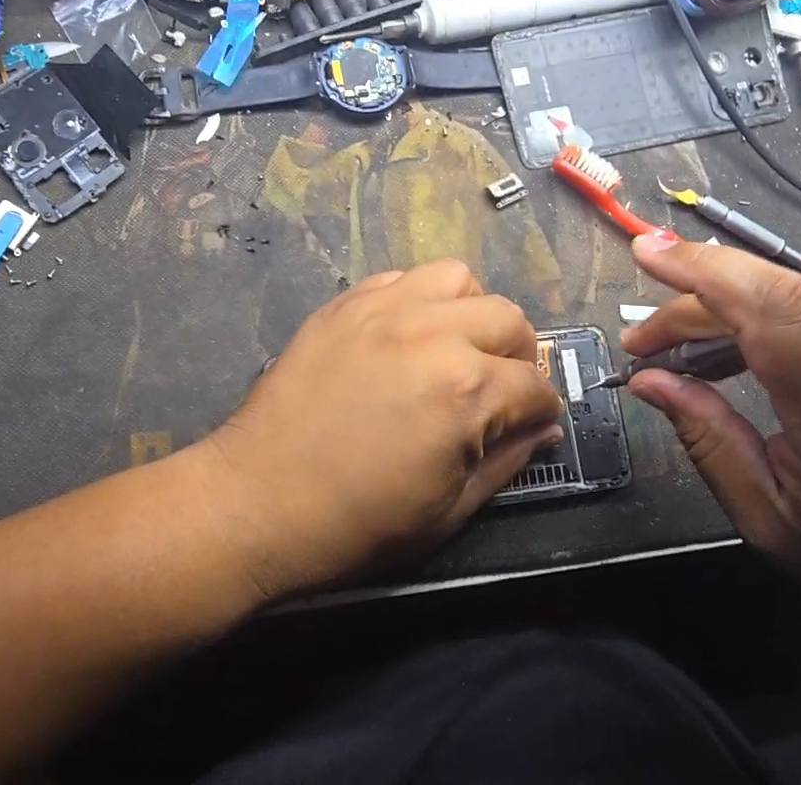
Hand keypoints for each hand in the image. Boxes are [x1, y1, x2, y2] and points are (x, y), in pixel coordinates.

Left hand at [192, 259, 561, 601]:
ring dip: (472, 312)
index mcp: (466, 390)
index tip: (532, 425)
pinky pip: (402, 278)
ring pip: (458, 279)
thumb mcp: (449, 509)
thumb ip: (507, 460)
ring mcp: (384, 309)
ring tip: (456, 347)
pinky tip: (408, 334)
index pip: (534, 387)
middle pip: (509, 319)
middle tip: (500, 389)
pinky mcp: (344, 305)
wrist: (258, 502)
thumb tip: (542, 429)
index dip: (542, 412)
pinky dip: (420, 299)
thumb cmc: (358, 523)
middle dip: (519, 358)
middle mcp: (432, 333)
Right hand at [621, 234, 800, 651]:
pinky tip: (746, 367)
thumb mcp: (775, 521)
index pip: (773, 302)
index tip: (645, 252)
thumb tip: (650, 384)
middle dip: (692, 306)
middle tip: (642, 348)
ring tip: (685, 362)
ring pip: (796, 307)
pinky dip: (771, 333)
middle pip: (769, 295)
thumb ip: (708, 441)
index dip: (704, 267)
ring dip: (729, 320)